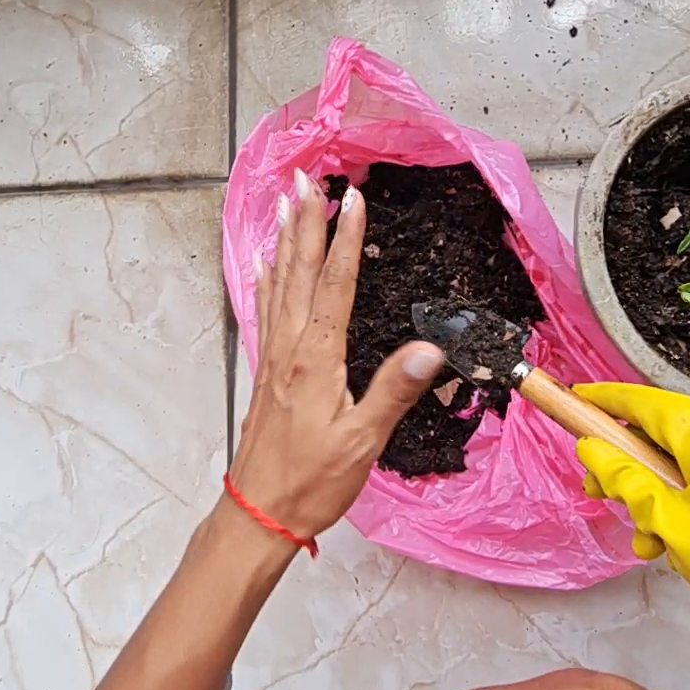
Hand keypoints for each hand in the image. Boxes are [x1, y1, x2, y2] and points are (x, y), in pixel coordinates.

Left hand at [231, 169, 444, 539]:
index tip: (350, 198)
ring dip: (284, 239)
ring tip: (283, 203)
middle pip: (299, 270)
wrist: (259, 510)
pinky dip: (265, 278)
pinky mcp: (266, 367)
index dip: (344, 238)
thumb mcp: (362, 441)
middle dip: (304, 221)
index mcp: (316, 357)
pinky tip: (262, 261)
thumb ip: (394, 390)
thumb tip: (430, 348)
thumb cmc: (313, 480)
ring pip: (279, 282)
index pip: (335, 284)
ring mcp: (274, 354)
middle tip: (304, 179)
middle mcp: (291, 346)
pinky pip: (265, 309)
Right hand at [573, 384, 689, 689]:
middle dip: (625, 459)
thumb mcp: (675, 528)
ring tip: (639, 534)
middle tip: (596, 487)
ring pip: (685, 464)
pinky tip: (670, 543)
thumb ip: (628, 482)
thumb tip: (593, 450)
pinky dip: (681, 502)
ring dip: (652, 490)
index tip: (578, 396)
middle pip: (665, 434)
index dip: (609, 397)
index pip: (650, 404)